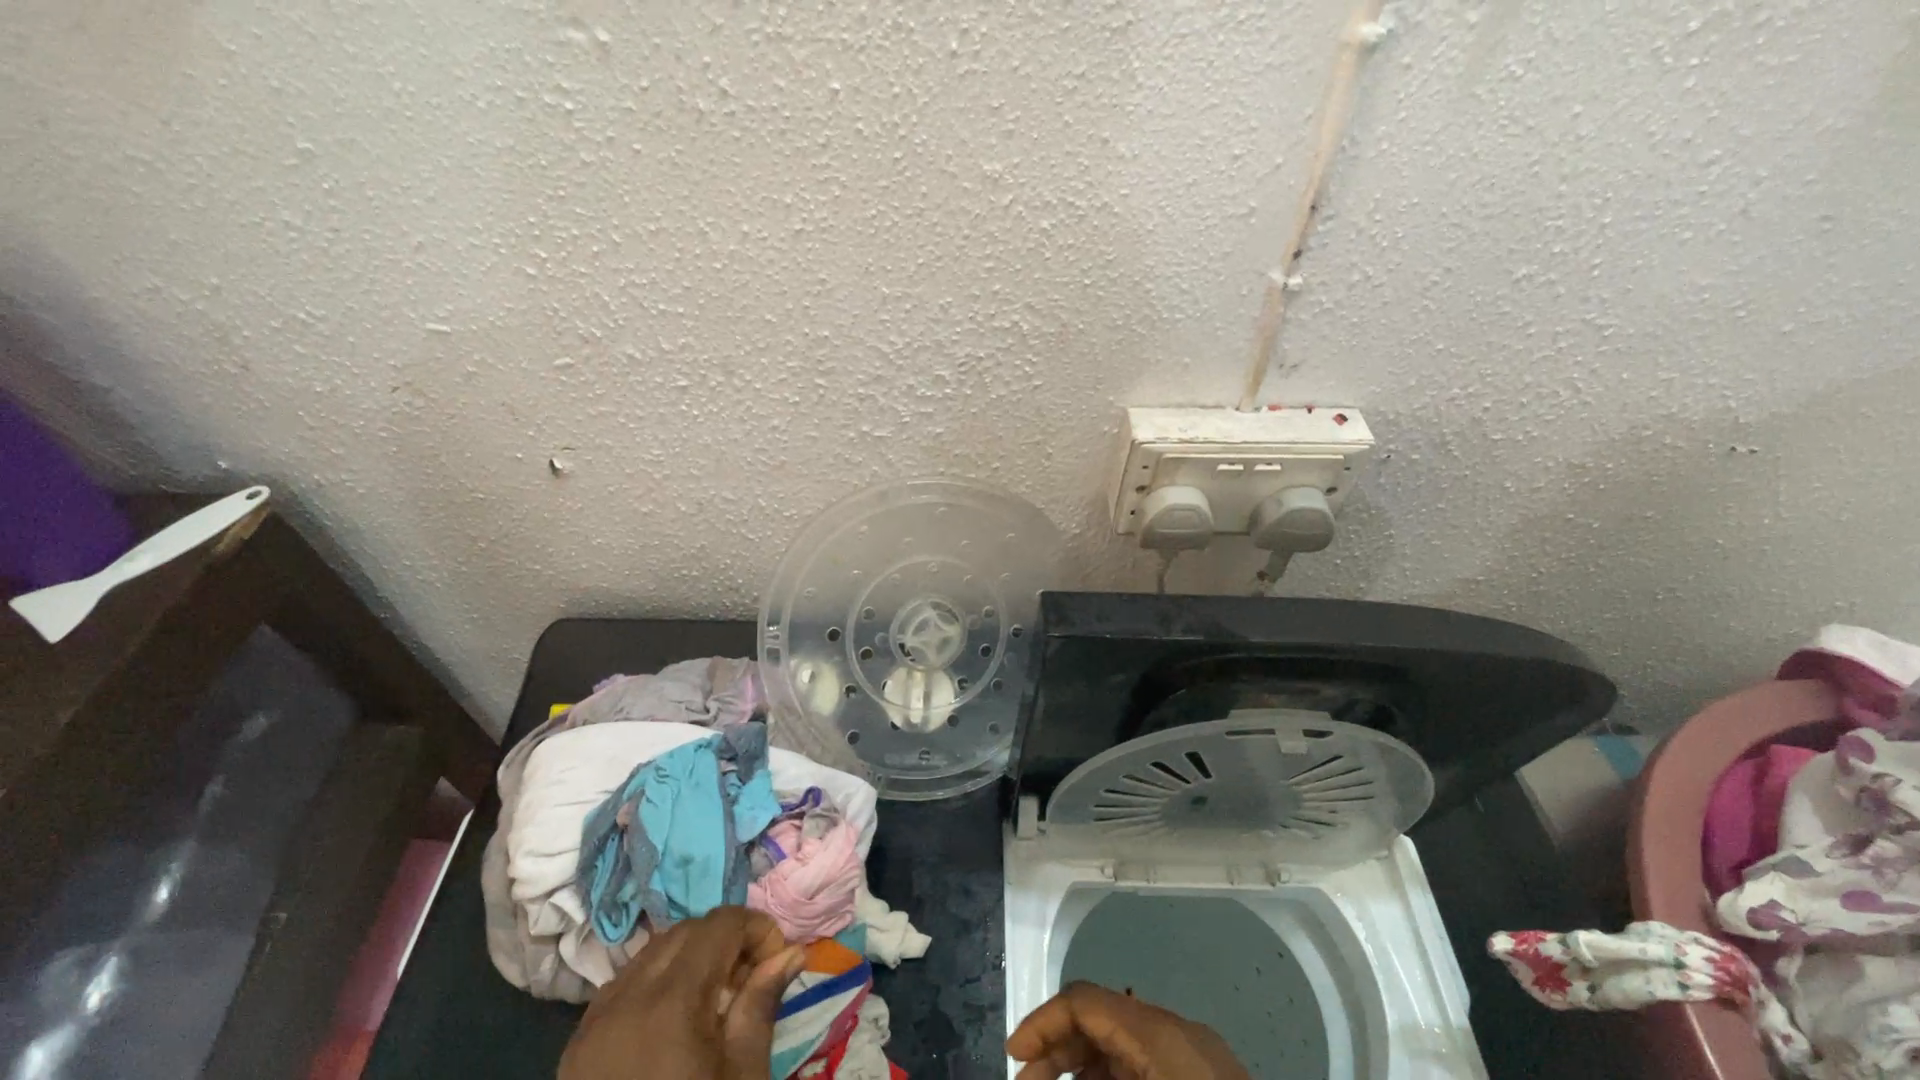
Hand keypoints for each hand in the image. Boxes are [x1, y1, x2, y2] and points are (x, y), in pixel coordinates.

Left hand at [559, 906, 805, 1079]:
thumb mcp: (742, 1076)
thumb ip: (762, 1005)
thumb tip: (791, 952)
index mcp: (673, 1001)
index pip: (719, 924)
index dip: (756, 929)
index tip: (776, 962)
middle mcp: (627, 996)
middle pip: (685, 932)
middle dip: (725, 941)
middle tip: (750, 980)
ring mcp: (594, 1019)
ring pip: (649, 954)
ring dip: (690, 959)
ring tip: (714, 1002)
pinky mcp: (576, 1045)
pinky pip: (621, 986)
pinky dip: (654, 983)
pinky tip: (672, 1023)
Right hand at [1006, 981, 1251, 1079]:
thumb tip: (1033, 1077)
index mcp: (1158, 1030)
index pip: (1084, 1000)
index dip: (1041, 1022)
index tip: (1014, 1057)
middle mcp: (1177, 1030)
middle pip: (1100, 1018)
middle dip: (1056, 1048)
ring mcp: (1196, 1054)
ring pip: (1123, 1042)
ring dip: (1081, 1065)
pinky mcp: (1205, 1074)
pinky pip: (1146, 1063)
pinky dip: (1112, 1075)